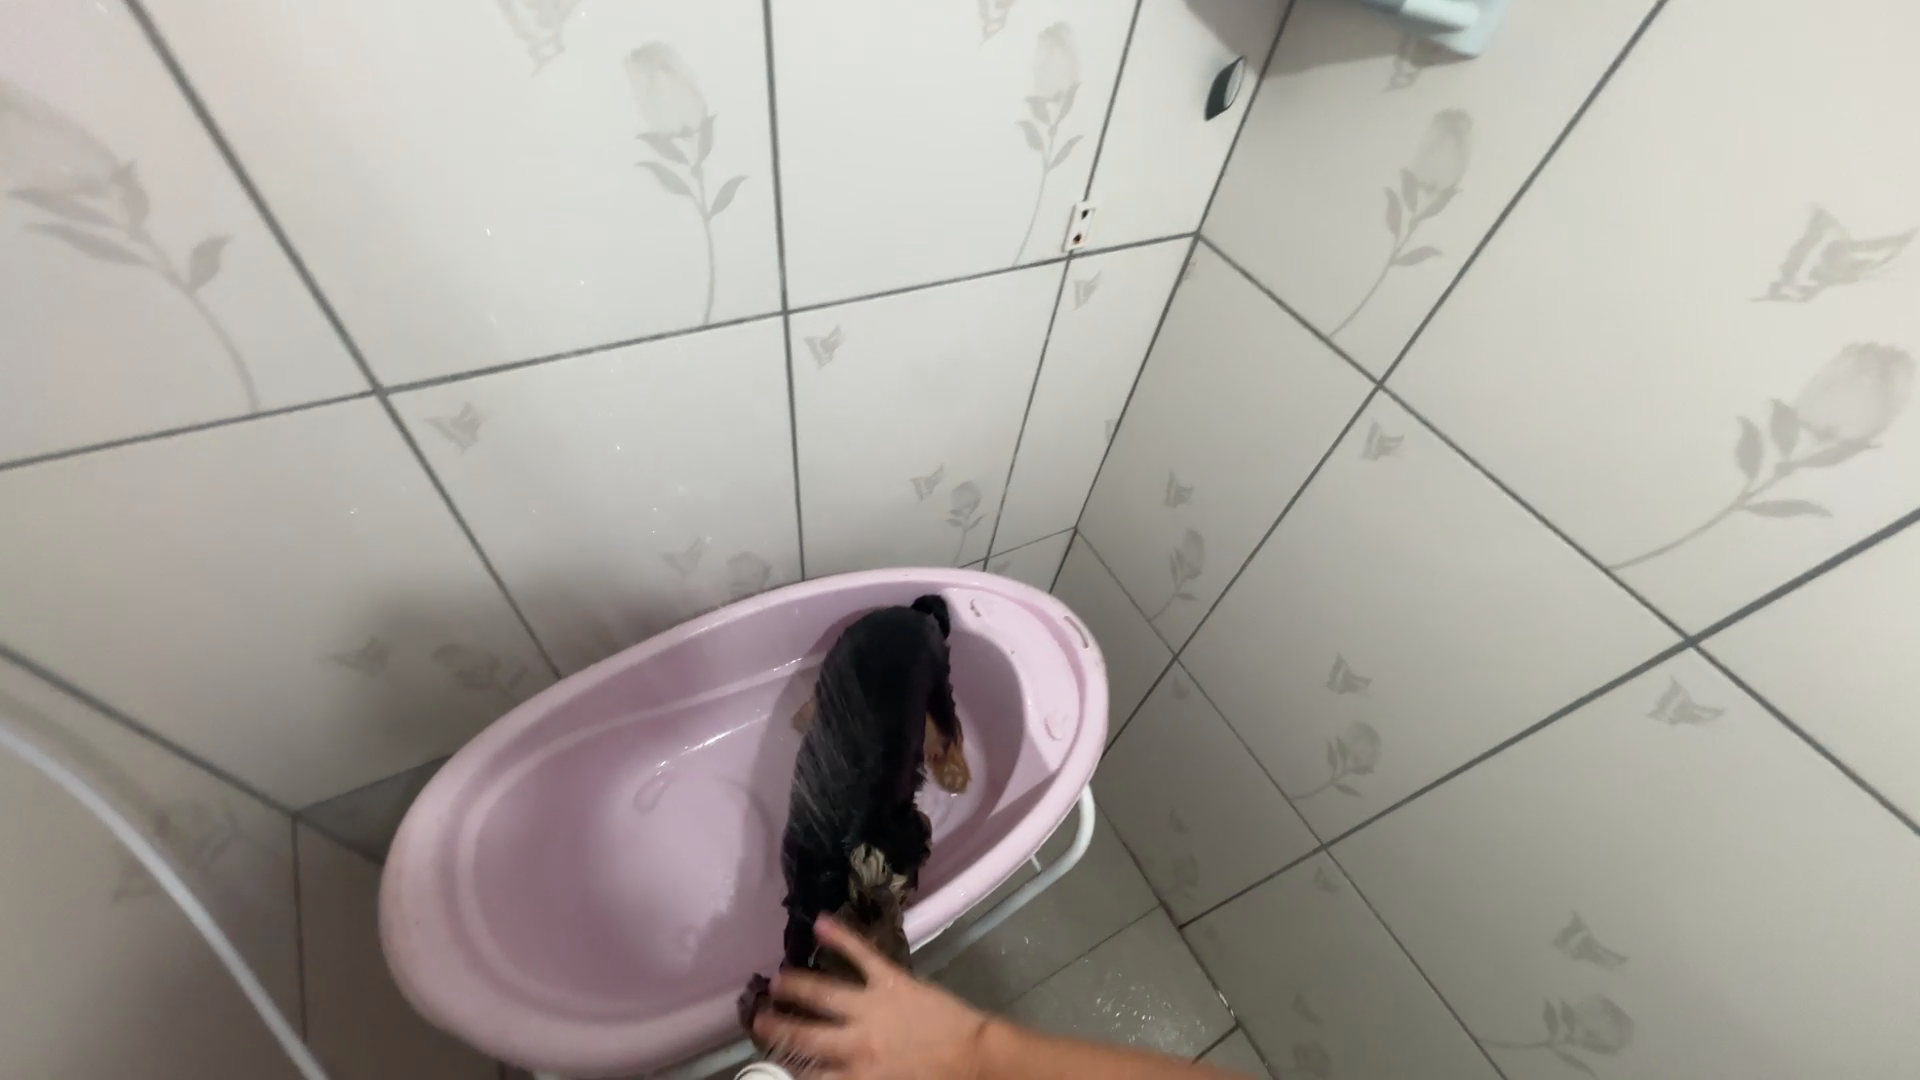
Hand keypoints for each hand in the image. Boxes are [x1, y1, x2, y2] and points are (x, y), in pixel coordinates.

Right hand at [753, 915, 993, 1079]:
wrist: (972, 1059)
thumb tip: (824, 1074)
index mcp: (856, 1079)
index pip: (807, 1076)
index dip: (782, 1069)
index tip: (764, 1063)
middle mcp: (856, 1044)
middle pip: (805, 1036)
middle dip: (777, 1027)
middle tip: (755, 1018)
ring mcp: (872, 1006)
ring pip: (824, 994)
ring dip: (797, 987)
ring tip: (776, 980)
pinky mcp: (891, 978)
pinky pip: (862, 954)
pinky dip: (841, 936)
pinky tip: (820, 921)